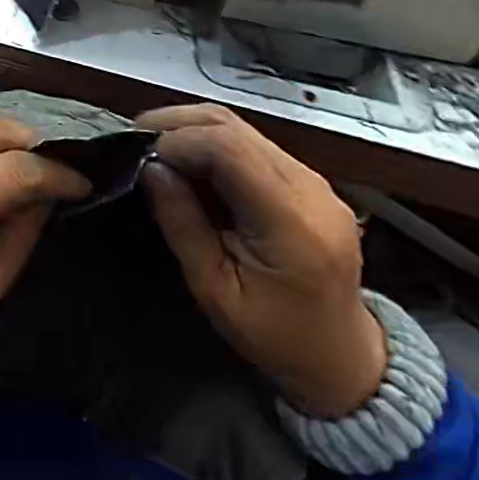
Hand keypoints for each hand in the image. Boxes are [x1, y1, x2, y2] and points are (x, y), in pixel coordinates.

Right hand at [139, 105, 385, 418]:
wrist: (341, 355)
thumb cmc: (276, 336)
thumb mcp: (215, 291)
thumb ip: (183, 226)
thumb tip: (151, 169)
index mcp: (291, 222)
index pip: (231, 149)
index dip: (180, 140)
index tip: (141, 153)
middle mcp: (310, 189)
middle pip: (237, 128)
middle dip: (180, 124)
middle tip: (137, 136)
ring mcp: (316, 181)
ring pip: (246, 129)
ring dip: (196, 129)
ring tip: (156, 144)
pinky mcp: (312, 181)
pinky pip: (257, 145)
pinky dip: (217, 143)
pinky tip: (190, 159)